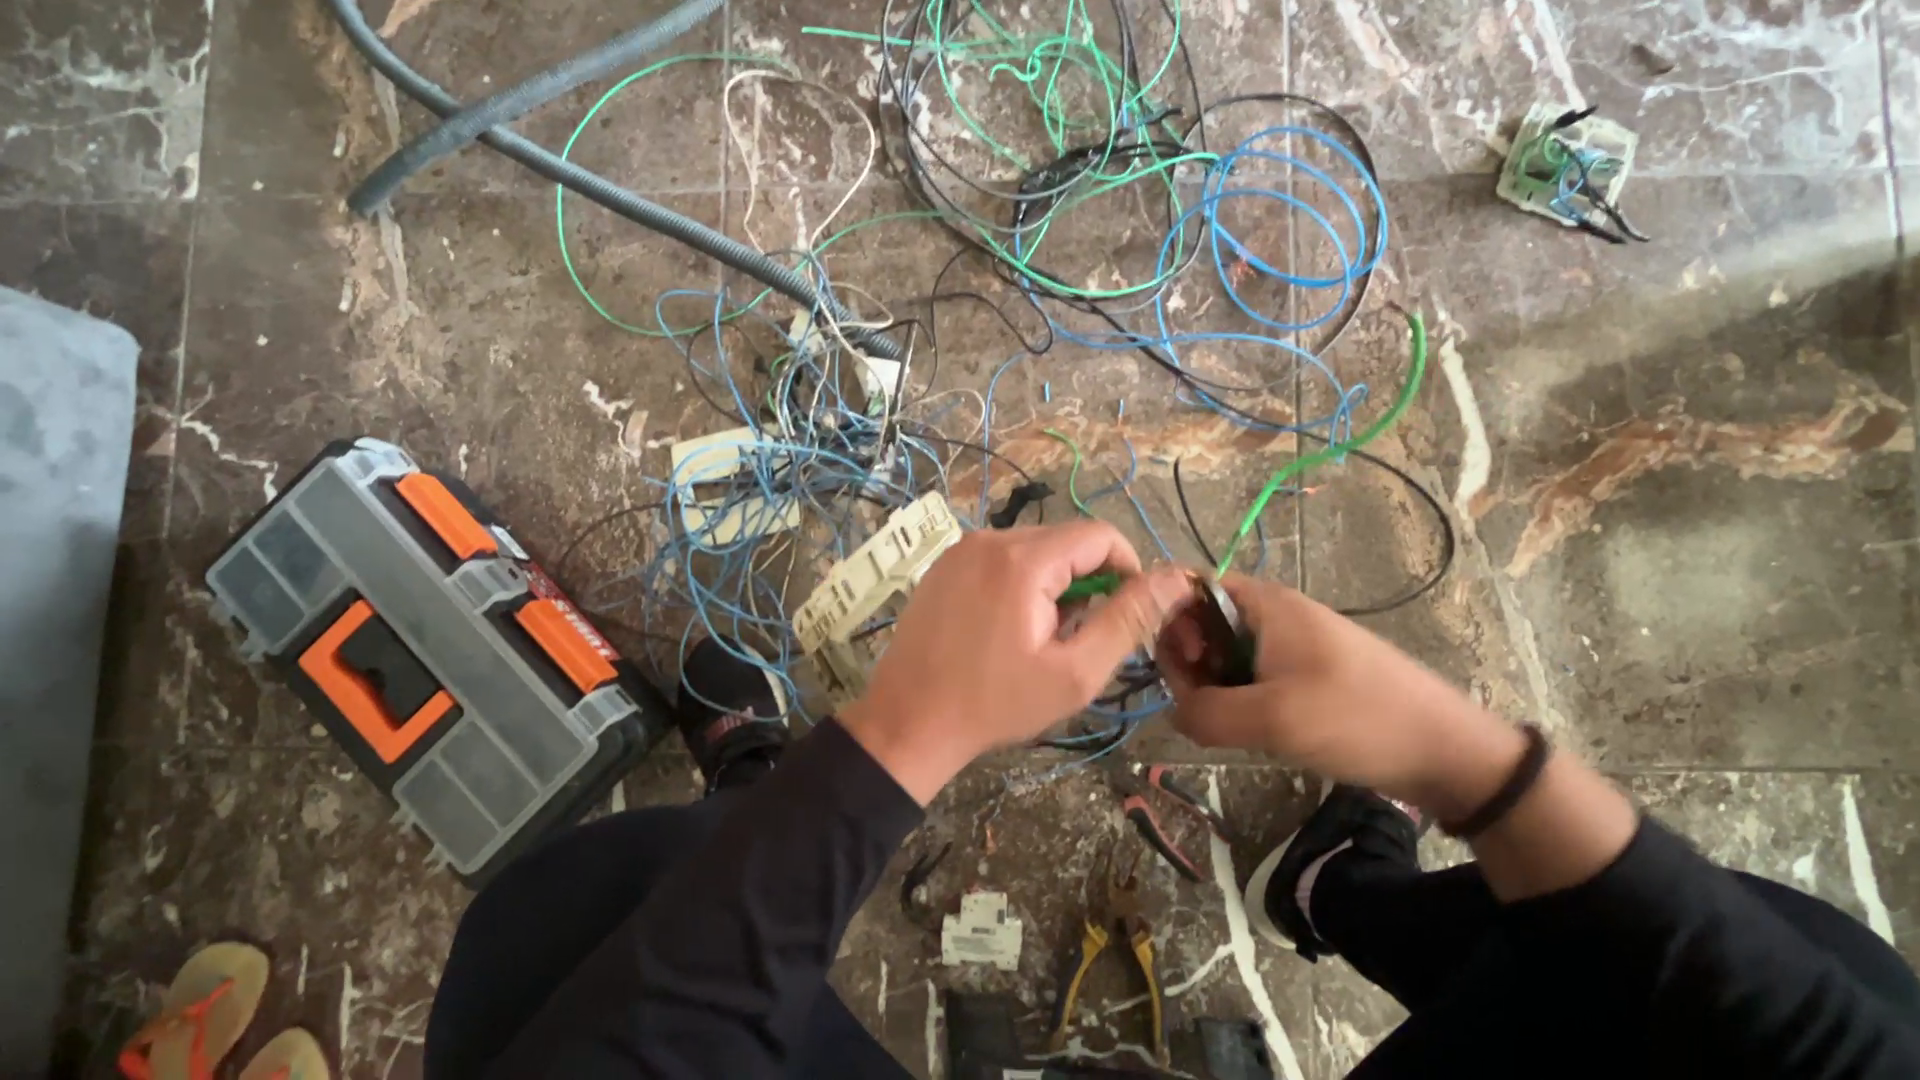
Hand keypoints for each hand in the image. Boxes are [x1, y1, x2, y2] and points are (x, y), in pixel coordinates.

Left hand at [840, 522, 1194, 802]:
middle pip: (1065, 541)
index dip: (1126, 570)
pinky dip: (1019, 583)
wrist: (909, 721)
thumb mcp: (1075, 672)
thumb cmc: (996, 704)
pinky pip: (1000, 558)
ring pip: (1033, 550)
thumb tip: (1176, 579)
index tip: (1123, 615)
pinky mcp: (943, 564)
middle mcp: (990, 538)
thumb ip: (1128, 619)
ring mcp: (960, 548)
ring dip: (1052, 584)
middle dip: (1086, 581)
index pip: (1101, 535)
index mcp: (1023, 560)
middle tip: (1075, 637)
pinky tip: (1006, 628)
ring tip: (1038, 637)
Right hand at [1156, 574, 1523, 818]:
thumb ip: (1206, 712)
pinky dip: (1240, 698)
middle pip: (1204, 622)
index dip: (1170, 619)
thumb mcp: (1271, 718)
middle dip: (1189, 660)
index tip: (1177, 665)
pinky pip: (1253, 676)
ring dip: (1214, 685)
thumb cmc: (1357, 718)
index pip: (1191, 586)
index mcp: (1266, 604)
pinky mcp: (1307, 676)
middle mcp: (1276, 615)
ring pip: (1227, 654)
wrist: (1447, 751)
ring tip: (1225, 724)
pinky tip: (1250, 730)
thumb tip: (1174, 711)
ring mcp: (1293, 646)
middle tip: (1198, 705)